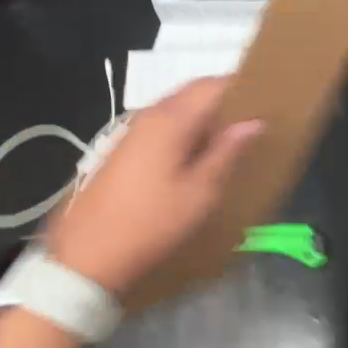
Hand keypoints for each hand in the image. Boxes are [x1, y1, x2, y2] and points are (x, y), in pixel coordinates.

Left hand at [45, 78, 262, 294]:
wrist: (82, 263)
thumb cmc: (149, 225)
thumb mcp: (198, 193)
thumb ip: (227, 152)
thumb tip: (254, 122)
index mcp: (171, 119)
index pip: (213, 84)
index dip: (242, 86)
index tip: (265, 99)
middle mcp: (149, 115)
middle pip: (194, 92)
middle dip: (223, 100)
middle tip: (250, 120)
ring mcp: (131, 131)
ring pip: (177, 108)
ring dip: (203, 116)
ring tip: (227, 140)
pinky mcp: (121, 150)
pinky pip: (162, 125)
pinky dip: (184, 129)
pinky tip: (194, 157)